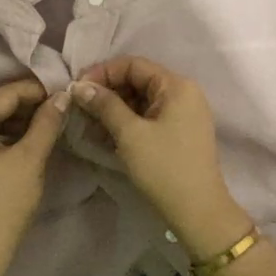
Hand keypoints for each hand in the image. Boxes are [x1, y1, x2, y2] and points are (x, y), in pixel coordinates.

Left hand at [0, 79, 68, 275]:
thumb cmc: (3, 206)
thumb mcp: (30, 160)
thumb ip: (46, 123)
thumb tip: (63, 95)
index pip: (5, 94)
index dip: (37, 91)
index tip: (64, 94)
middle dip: (27, 108)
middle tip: (60, 112)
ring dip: (17, 125)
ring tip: (48, 129)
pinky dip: (4, 140)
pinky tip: (27, 146)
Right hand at [71, 57, 253, 257]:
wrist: (197, 210)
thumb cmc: (164, 167)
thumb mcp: (130, 133)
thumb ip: (105, 105)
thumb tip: (80, 86)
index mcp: (176, 86)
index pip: (133, 65)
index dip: (102, 73)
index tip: (77, 89)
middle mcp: (183, 93)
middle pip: (137, 81)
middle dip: (107, 93)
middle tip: (80, 109)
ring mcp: (183, 114)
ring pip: (141, 101)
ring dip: (114, 110)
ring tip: (88, 126)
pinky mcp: (179, 133)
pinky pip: (149, 118)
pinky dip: (127, 123)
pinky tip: (105, 137)